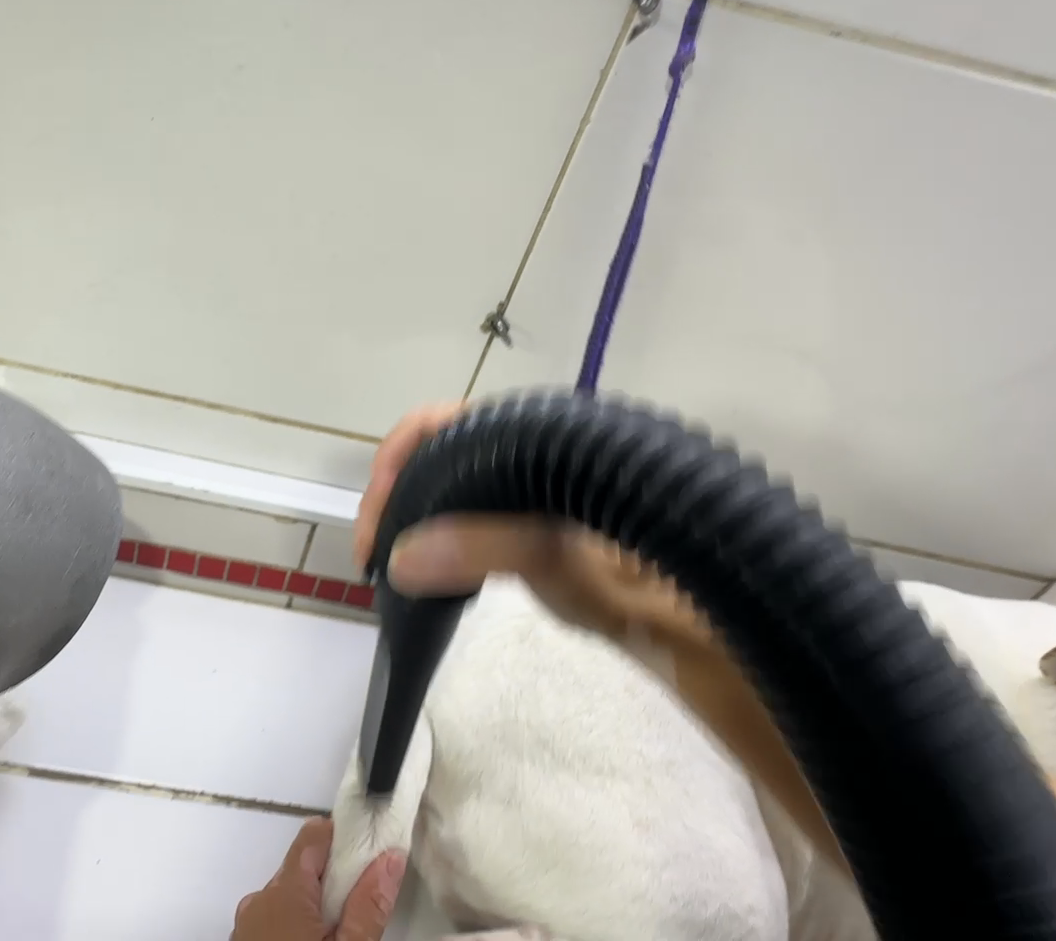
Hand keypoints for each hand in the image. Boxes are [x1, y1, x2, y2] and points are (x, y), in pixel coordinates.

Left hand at [232, 818, 404, 940]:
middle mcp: (260, 898)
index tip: (372, 853)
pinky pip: (275, 918)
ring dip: (317, 906)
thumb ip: (368, 904)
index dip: (345, 838)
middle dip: (335, 880)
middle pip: (303, 867)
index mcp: (285, 892)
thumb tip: (390, 856)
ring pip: (290, 896)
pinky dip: (297, 925)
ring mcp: (248, 923)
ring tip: (342, 938)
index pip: (314, 834)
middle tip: (363, 908)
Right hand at [352, 402, 707, 645]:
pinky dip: (426, 533)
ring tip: (381, 558)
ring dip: (405, 514)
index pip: (442, 422)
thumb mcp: (563, 561)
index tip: (379, 513)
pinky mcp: (519, 526)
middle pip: (431, 453)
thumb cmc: (638, 591)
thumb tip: (397, 558)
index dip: (399, 457)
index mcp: (533, 440)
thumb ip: (486, 548)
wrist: (686, 633)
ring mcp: (519, 491)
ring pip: (440, 485)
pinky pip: (455, 515)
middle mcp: (521, 454)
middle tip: (370, 548)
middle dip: (392, 492)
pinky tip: (415, 563)